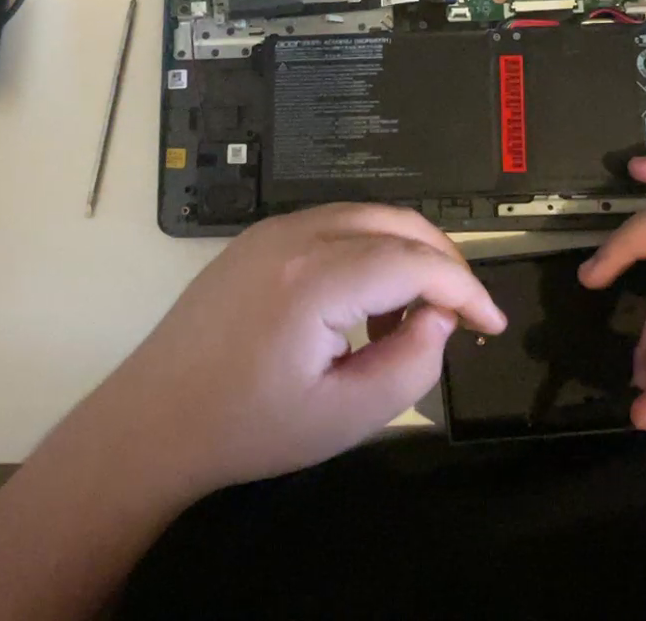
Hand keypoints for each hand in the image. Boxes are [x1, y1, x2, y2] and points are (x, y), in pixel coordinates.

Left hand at [74, 204, 504, 499]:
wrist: (153, 420)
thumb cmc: (248, 428)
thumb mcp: (346, 416)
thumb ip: (413, 365)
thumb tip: (438, 317)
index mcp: (315, 280)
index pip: (415, 261)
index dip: (465, 289)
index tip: (491, 325)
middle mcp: (295, 235)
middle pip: (396, 222)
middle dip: (443, 260)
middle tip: (464, 312)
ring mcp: (271, 229)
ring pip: (367, 217)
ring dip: (406, 254)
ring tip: (413, 317)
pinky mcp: (258, 237)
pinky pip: (334, 226)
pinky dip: (369, 251)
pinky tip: (365, 303)